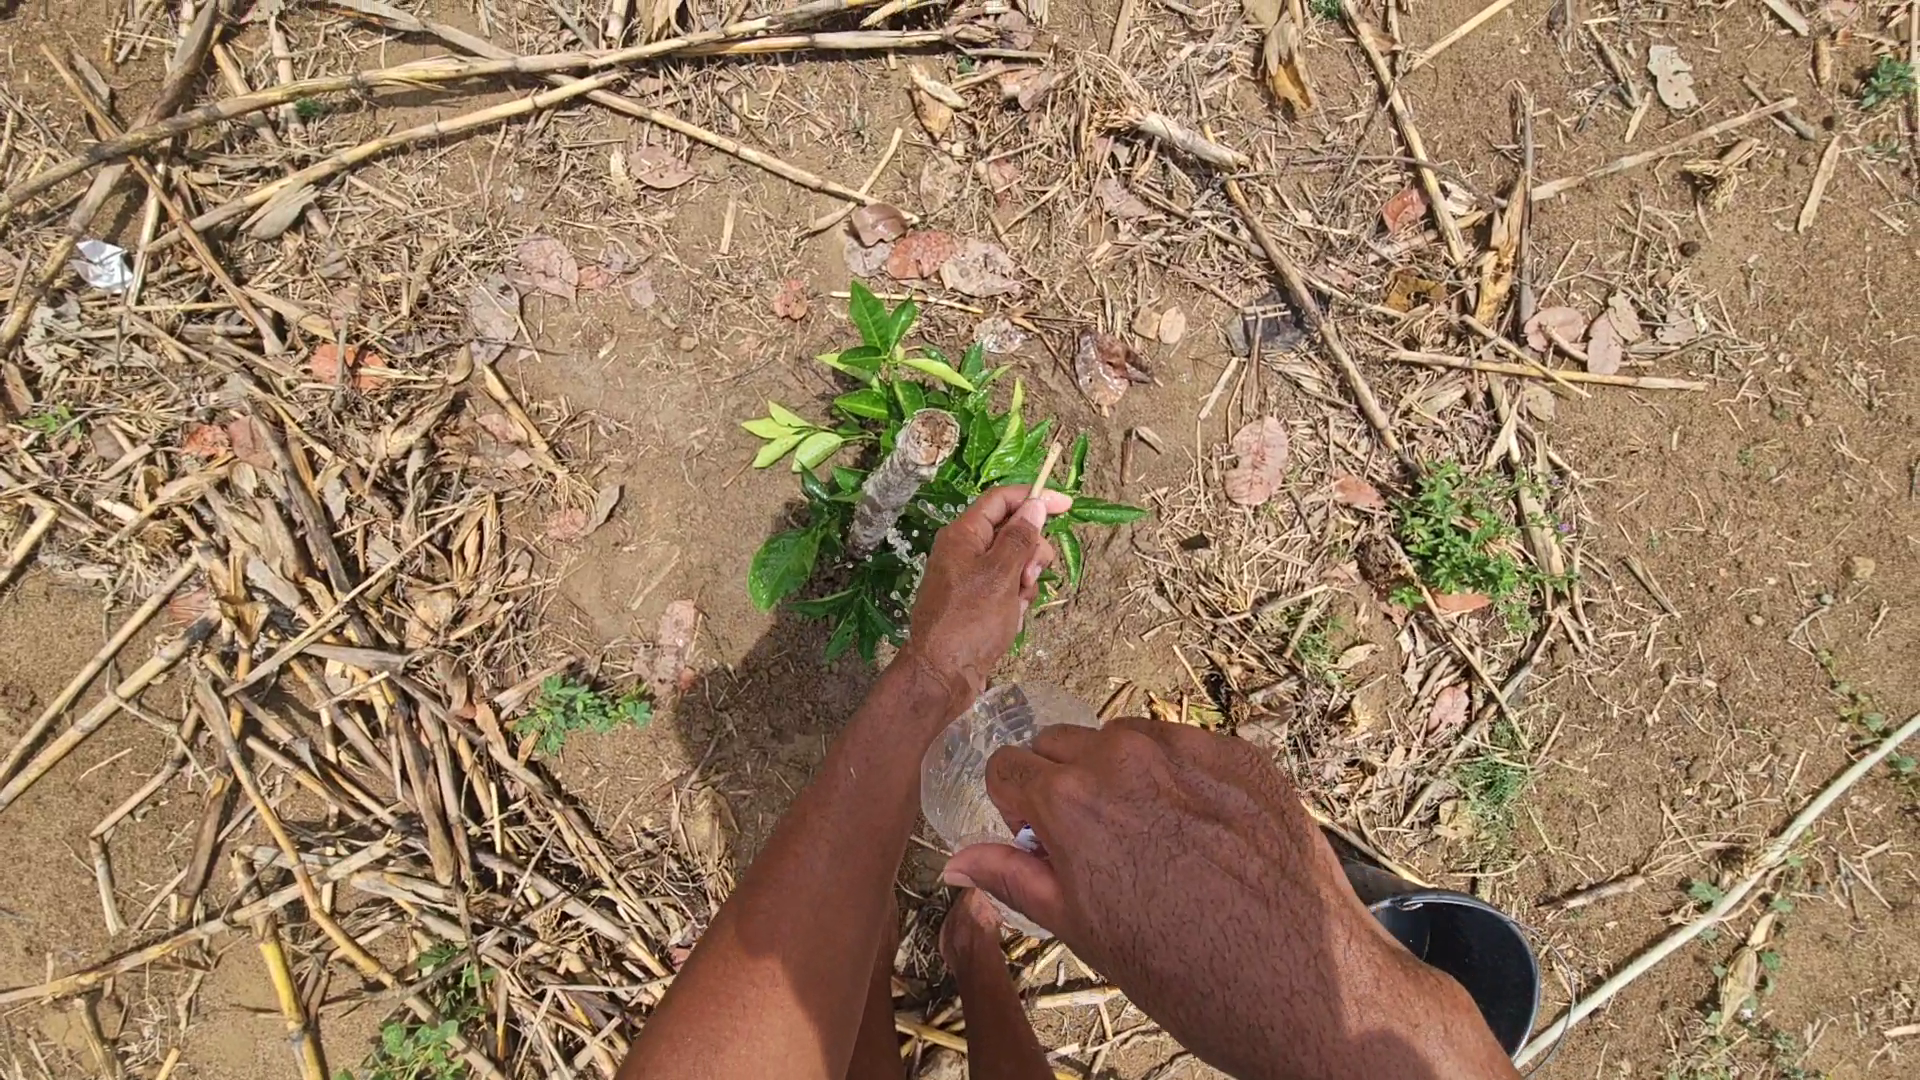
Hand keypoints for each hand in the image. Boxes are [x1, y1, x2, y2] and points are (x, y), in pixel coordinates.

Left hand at [902, 485, 1070, 704]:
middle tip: (1029, 576)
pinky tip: (1012, 618)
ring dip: (1025, 580)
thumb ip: (1019, 538)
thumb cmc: (969, 622)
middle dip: (1031, 550)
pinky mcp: (977, 601)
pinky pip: (1007, 587)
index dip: (1034, 498)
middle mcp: (964, 550)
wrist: (943, 674)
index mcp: (963, 534)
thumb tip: (1035, 506)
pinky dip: (1016, 600)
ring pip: (1014, 562)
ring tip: (1017, 603)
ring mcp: (970, 577)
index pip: (1002, 500)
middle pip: (1012, 531)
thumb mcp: (1000, 575)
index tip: (1066, 505)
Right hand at [942, 718, 1517, 1079]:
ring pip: (1117, 738)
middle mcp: (1120, 756)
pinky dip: (1174, 772)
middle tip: (1099, 842)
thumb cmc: (1191, 977)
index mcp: (1070, 801)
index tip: (1042, 839)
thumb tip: (956, 860)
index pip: (1006, 766)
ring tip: (1157, 835)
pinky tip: (1203, 826)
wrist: (1318, 991)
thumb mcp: (1086, 935)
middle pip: (1057, 743)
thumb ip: (1014, 879)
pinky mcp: (1235, 748)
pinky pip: (1178, 742)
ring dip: (1118, 774)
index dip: (1017, 807)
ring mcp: (1183, 746)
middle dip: (1062, 783)